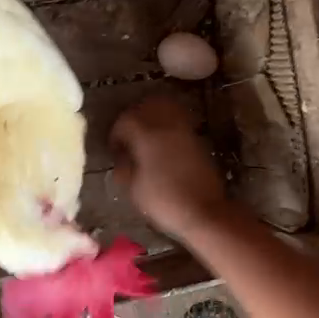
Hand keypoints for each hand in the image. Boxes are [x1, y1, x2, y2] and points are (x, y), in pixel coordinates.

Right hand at [109, 96, 233, 238]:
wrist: (204, 212)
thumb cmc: (164, 202)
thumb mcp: (134, 188)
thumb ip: (124, 168)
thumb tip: (121, 158)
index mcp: (146, 135)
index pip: (125, 120)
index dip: (115, 133)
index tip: (114, 148)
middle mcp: (166, 126)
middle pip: (147, 105)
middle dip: (134, 117)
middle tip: (128, 135)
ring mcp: (184, 131)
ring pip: (166, 108)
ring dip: (153, 116)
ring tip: (146, 134)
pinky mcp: (197, 140)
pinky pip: (179, 121)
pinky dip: (168, 125)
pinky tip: (163, 143)